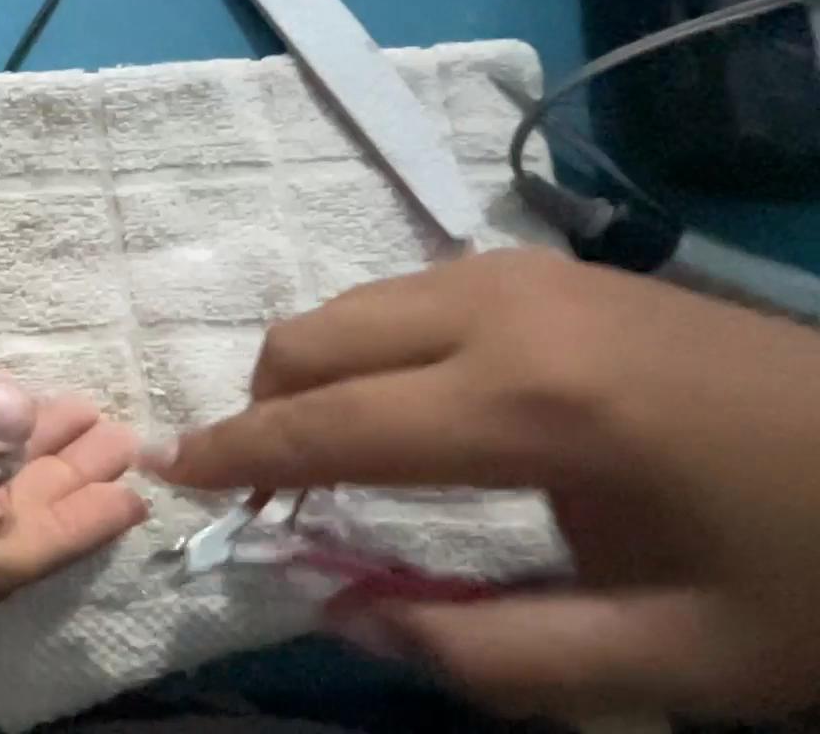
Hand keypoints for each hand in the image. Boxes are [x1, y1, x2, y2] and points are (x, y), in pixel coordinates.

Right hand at [147, 249, 819, 719]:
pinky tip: (399, 404)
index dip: (235, 455)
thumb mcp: (673, 660)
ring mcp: (509, 271)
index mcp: (533, 404)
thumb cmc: (815, 570)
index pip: (327, 426)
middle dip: (262, 413)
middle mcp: (497, 310)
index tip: (168, 469)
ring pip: (339, 313)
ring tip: (332, 450)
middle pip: (307, 343)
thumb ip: (480, 650)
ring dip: (306, 380)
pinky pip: (388, 299)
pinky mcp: (524, 263)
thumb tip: (333, 608)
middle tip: (273, 487)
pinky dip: (355, 353)